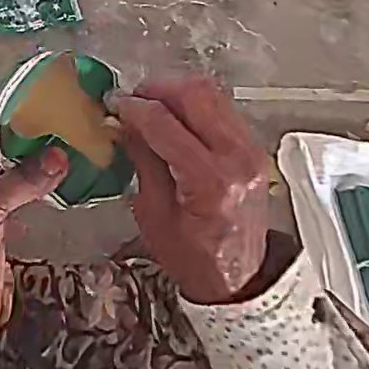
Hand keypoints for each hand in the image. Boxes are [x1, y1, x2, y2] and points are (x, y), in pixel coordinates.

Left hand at [0, 120, 66, 340]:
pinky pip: (28, 195)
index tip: (48, 107)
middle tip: (68, 125)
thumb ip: (22, 180)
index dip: (14, 118)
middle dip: (33, 140)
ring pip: (19, 171)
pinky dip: (45, 185)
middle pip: (6, 149)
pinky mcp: (6, 223)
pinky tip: (67, 176)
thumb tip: (60, 156)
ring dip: (41, 162)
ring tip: (73, 146)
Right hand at [113, 78, 271, 303]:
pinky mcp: (255, 147)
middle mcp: (236, 158)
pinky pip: (223, 108)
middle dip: (158, 91)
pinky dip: (197, 105)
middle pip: (195, 96)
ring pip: (213, 95)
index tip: (114, 103)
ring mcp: (251, 150)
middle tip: (134, 101)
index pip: (165, 124)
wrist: (240, 277)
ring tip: (152, 107)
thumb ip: (143, 160)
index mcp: (209, 182)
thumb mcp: (153, 214)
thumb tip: (123, 121)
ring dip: (178, 93)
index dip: (134, 108)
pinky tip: (177, 118)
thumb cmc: (191, 256)